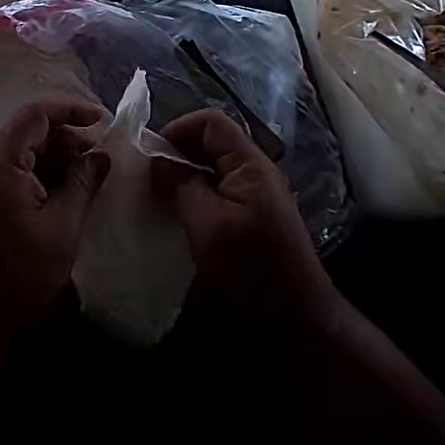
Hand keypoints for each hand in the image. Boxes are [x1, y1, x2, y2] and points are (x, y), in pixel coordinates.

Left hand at [0, 97, 109, 367]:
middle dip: (67, 139)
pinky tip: (64, 197)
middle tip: (101, 161)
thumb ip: (83, 185)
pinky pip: (11, 172)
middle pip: (28, 131)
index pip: (36, 113)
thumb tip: (100, 156)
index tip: (104, 121)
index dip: (72, 110)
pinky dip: (39, 177)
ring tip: (88, 181)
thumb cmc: (15, 273)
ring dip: (55, 160)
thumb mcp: (61, 228)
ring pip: (21, 153)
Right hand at [153, 109, 337, 323]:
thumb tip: (156, 160)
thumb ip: (180, 185)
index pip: (211, 122)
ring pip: (213, 167)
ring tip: (158, 195)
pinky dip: (195, 194)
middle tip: (149, 176)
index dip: (178, 129)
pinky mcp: (252, 218)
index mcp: (250, 165)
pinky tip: (178, 215)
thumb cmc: (250, 268)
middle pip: (212, 142)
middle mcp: (256, 173)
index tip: (152, 155)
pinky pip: (218, 190)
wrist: (296, 321)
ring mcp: (256, 196)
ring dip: (184, 175)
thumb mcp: (207, 224)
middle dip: (178, 152)